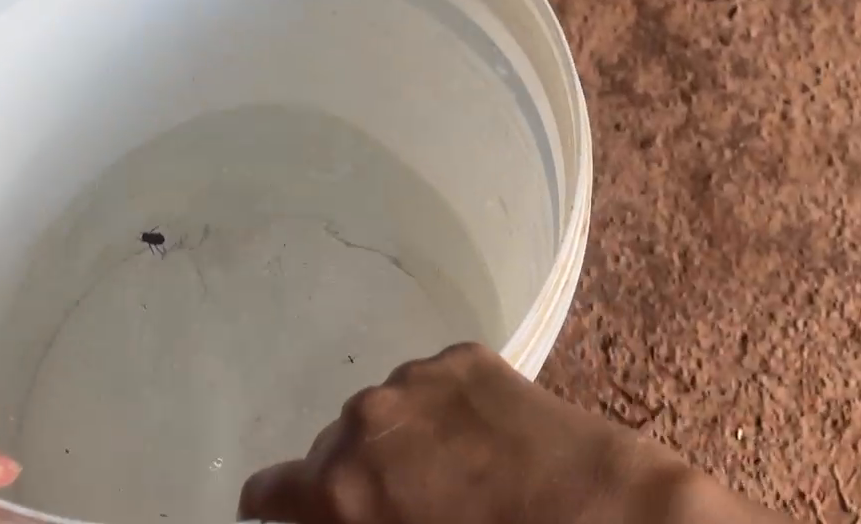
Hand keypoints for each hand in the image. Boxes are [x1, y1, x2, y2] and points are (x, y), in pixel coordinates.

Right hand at [240, 343, 701, 523]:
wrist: (591, 508)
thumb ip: (346, 522)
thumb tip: (334, 507)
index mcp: (340, 480)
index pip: (269, 490)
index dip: (280, 508)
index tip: (297, 515)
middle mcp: (368, 415)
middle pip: (333, 444)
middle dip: (353, 473)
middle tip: (396, 501)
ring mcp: (420, 375)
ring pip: (383, 408)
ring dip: (397, 435)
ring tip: (443, 465)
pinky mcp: (465, 353)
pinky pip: (429, 382)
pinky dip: (438, 406)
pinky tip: (474, 433)